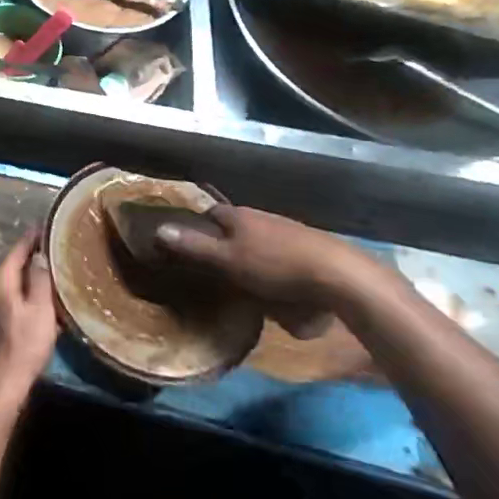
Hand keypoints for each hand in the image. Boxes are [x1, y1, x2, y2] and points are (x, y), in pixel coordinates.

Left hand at [0, 229, 60, 398]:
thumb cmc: (22, 345)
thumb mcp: (40, 310)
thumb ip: (39, 279)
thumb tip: (39, 254)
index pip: (16, 249)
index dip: (32, 238)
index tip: (47, 226)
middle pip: (10, 264)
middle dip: (30, 256)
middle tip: (52, 249)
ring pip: (8, 282)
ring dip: (25, 277)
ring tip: (48, 273)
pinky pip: (6, 297)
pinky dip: (20, 293)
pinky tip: (35, 300)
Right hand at [154, 204, 387, 338]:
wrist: (341, 277)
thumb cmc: (276, 266)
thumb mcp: (227, 261)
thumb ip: (194, 247)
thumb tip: (158, 229)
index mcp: (240, 216)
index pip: (211, 212)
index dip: (198, 226)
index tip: (189, 244)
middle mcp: (264, 217)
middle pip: (237, 226)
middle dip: (226, 242)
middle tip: (216, 267)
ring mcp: (291, 231)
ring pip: (262, 240)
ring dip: (253, 255)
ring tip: (246, 280)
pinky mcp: (313, 249)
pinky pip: (285, 254)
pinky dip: (277, 266)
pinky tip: (280, 286)